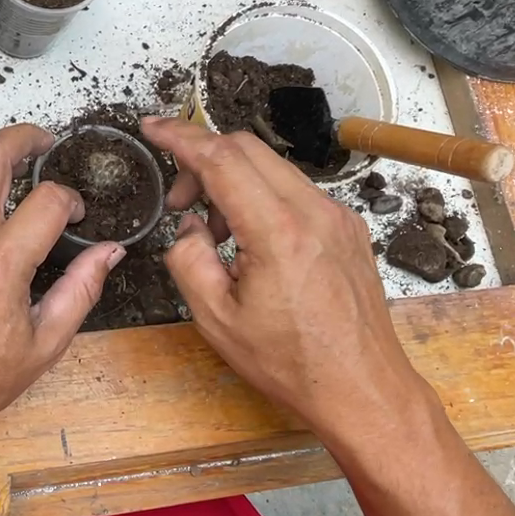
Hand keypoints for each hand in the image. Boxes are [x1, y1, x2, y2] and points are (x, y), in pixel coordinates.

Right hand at [140, 117, 432, 452]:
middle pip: (248, 149)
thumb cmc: (289, 362)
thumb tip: (191, 227)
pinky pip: (294, 190)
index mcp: (278, 232)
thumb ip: (188, 259)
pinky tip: (249, 240)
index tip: (152, 127)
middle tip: (178, 201)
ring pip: (272, 167)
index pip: (222, 159)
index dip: (181, 137)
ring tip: (214, 232)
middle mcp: (315, 211)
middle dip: (203, 160)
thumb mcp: (216, 318)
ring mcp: (337, 216)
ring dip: (232, 181)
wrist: (362, 389)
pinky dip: (260, 197)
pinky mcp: (347, 228)